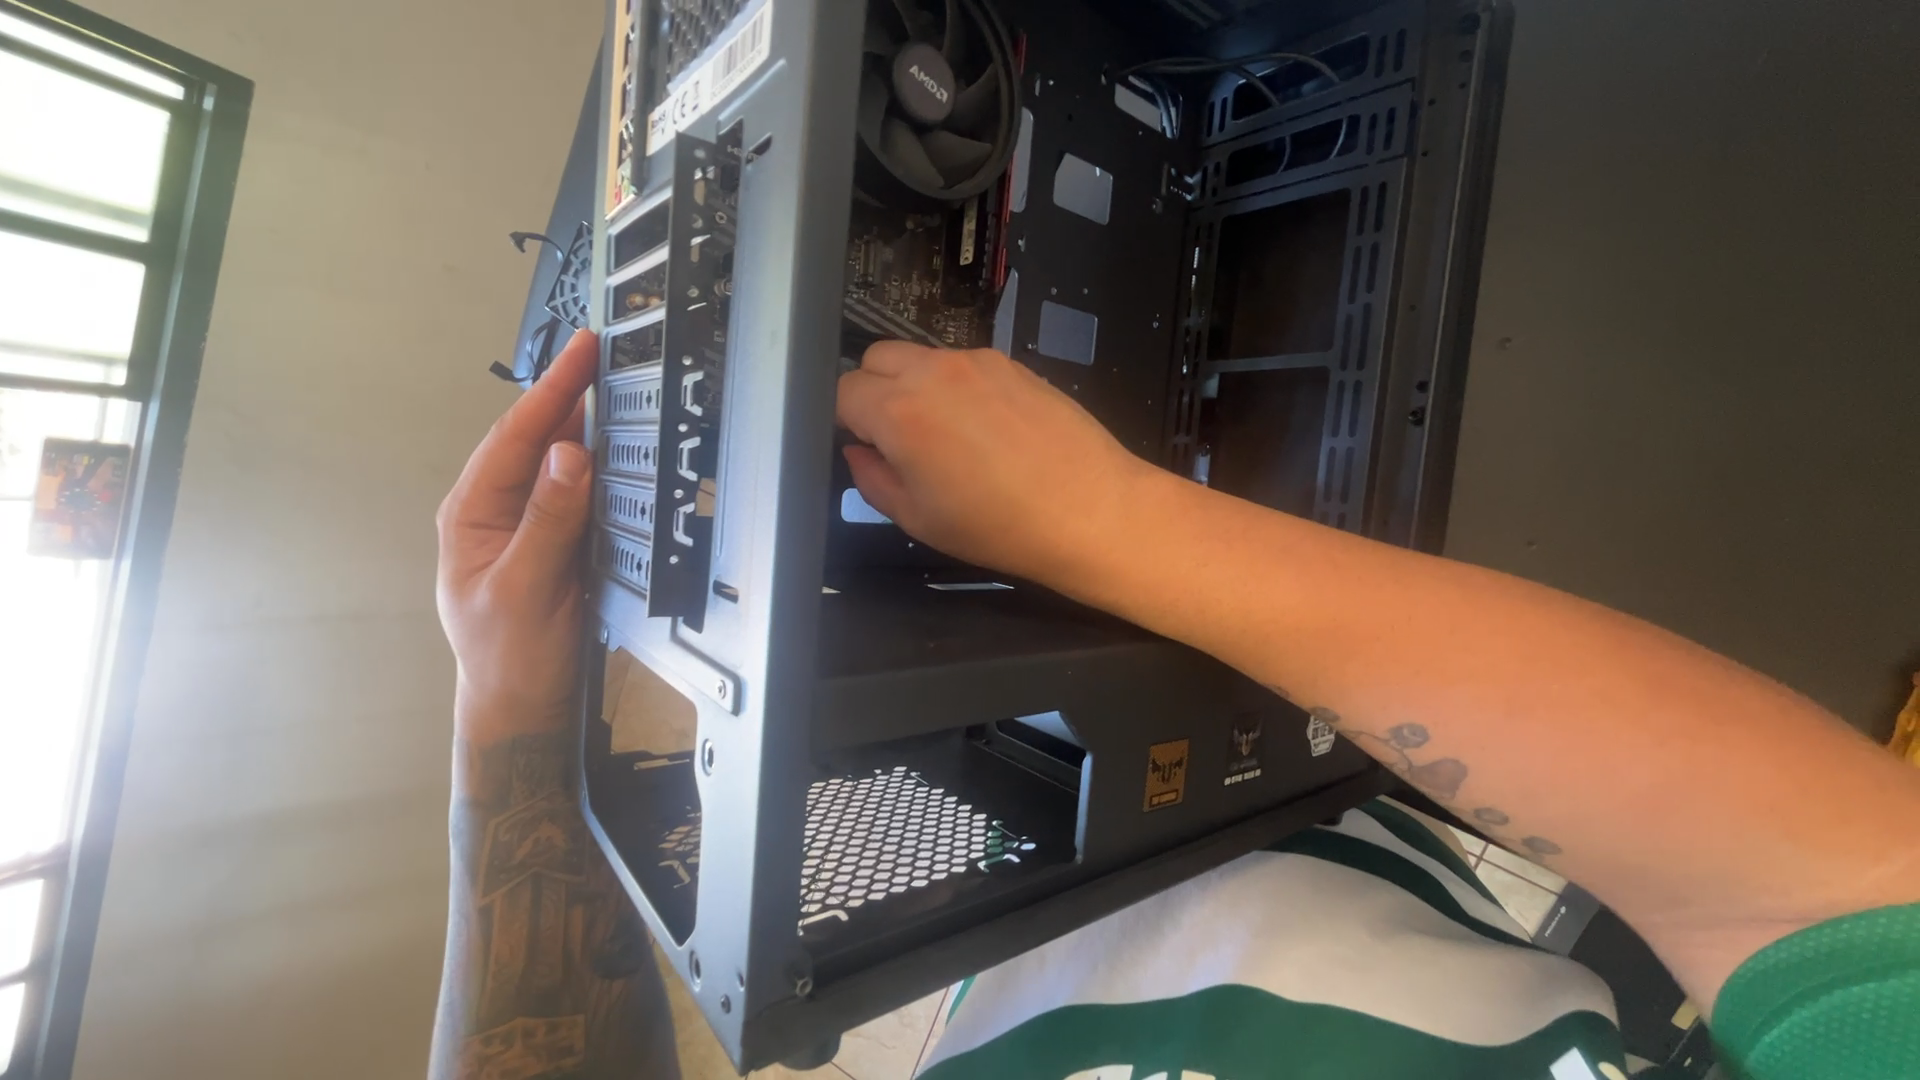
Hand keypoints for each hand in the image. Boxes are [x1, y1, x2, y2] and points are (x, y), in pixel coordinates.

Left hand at [436, 328, 597, 743]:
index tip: (583, 351)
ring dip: (587, 424)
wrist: (527, 700)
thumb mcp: (526, 587)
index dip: (551, 391)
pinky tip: (620, 447)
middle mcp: (500, 507)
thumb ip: (549, 521)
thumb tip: (571, 453)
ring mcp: (532, 521)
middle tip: (608, 354)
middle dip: (569, 394)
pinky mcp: (561, 537)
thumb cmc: (512, 651)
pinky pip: (582, 490)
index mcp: (474, 512)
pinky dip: (602, 463)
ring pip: (560, 462)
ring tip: (618, 387)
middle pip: (536, 438)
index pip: (515, 438)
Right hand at [837, 341, 1155, 585]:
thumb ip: (872, 479)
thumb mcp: (918, 519)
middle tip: (896, 436)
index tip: (863, 444)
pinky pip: (963, 363)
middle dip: (873, 391)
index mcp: (900, 411)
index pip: (843, 391)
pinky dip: (955, 385)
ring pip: (921, 356)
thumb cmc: (1000, 526)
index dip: (845, 420)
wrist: (1089, 510)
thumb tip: (859, 452)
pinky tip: (984, 427)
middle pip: (876, 358)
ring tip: (945, 434)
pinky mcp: (1012, 363)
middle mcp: (934, 373)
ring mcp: (977, 362)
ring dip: (915, 384)